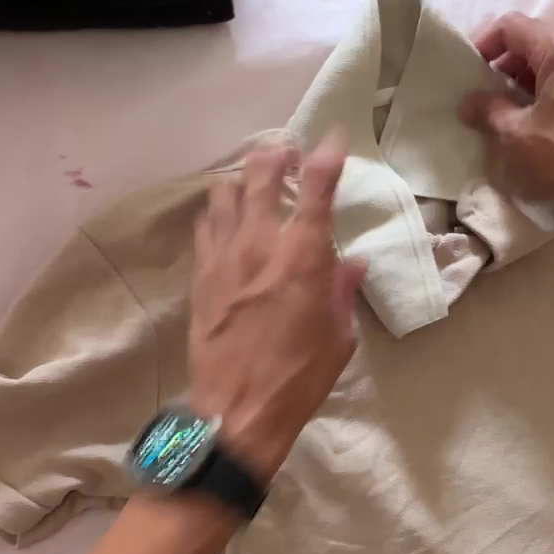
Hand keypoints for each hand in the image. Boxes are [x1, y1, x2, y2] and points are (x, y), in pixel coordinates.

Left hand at [187, 135, 364, 481]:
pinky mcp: (201, 277)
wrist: (237, 412)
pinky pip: (205, 227)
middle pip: (262, 175)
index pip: (317, 189)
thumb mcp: (337, 340)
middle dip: (277, 155)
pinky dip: (217, 211)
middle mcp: (260, 245)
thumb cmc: (298, 380)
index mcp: (303, 258)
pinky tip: (224, 215)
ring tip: (254, 178)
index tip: (335, 141)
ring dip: (243, 178)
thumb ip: (342, 293)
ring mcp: (224, 258)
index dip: (328, 158)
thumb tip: (352, 265)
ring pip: (226, 193)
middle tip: (286, 151)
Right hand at [460, 13, 553, 225]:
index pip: (514, 26)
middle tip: (488, 89)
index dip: (486, 42)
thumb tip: (468, 103)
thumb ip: (489, 110)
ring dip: (529, 72)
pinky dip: (552, 81)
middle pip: (537, 36)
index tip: (471, 67)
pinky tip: (540, 110)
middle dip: (508, 60)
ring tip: (511, 104)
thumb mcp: (518, 134)